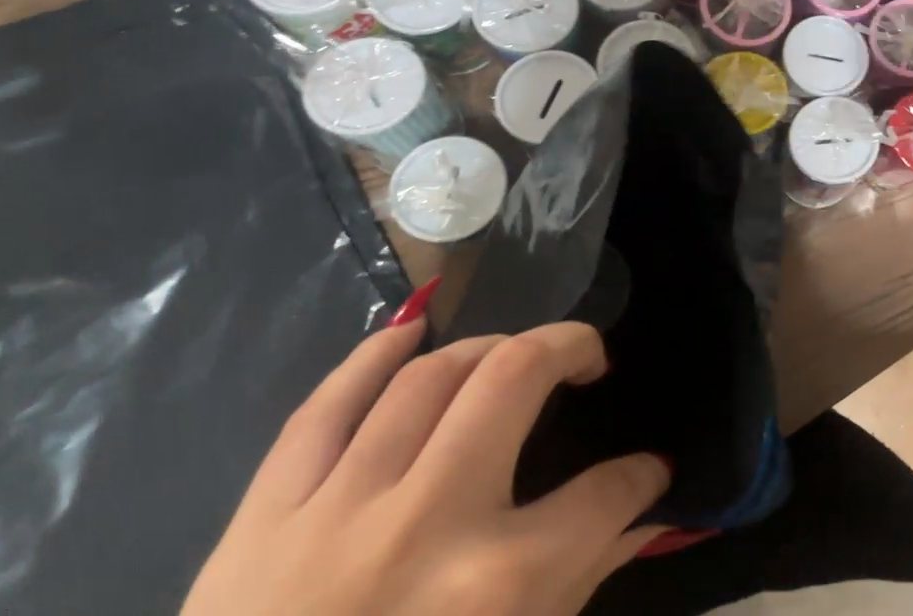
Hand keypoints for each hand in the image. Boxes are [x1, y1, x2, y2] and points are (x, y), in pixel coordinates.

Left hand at [181, 314, 668, 615]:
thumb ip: (584, 578)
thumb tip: (646, 515)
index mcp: (502, 581)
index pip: (607, 492)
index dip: (642, 474)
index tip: (647, 470)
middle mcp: (430, 522)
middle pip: (514, 379)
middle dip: (570, 347)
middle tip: (588, 359)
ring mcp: (340, 510)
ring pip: (428, 376)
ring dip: (487, 347)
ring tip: (512, 356)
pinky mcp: (265, 517)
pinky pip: (323, 407)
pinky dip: (373, 356)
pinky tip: (413, 330)